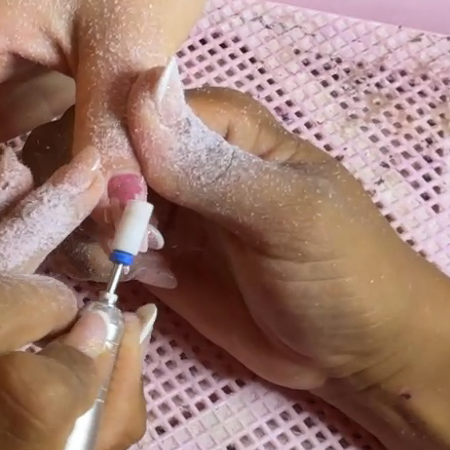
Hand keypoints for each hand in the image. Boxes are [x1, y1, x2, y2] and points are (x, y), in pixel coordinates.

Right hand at [125, 66, 449, 393]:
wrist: (356, 356)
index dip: (112, 144)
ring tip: (128, 265)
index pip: (138, 111)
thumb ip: (209, 165)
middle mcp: (182, 162)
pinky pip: (97, 249)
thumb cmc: (343, 272)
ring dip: (93, 234)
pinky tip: (125, 281)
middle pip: (104, 157)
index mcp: (221, 127)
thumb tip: (141, 93)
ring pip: (93, 204)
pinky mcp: (150, 260)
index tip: (113, 193)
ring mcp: (163, 213)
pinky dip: (94, 263)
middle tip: (122, 241)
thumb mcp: (285, 214)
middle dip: (97, 197)